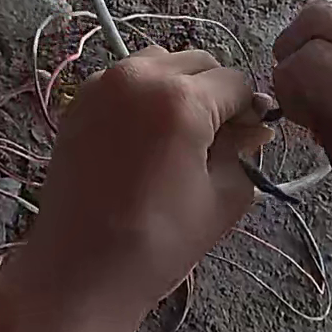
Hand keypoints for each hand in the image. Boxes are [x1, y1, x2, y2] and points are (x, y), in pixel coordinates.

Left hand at [6, 46, 271, 326]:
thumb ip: (244, 150)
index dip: (250, 109)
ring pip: (160, 62)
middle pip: (199, 63)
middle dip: (216, 92)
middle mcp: (140, 75)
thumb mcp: (223, 197)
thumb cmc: (160, 242)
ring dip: (180, 86)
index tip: (250, 137)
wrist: (81, 269)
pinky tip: (145, 135)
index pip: (236, 82)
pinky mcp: (79, 101)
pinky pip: (126, 80)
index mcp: (183, 99)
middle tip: (218, 136)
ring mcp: (103, 84)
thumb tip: (252, 128)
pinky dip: (145, 94)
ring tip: (179, 133)